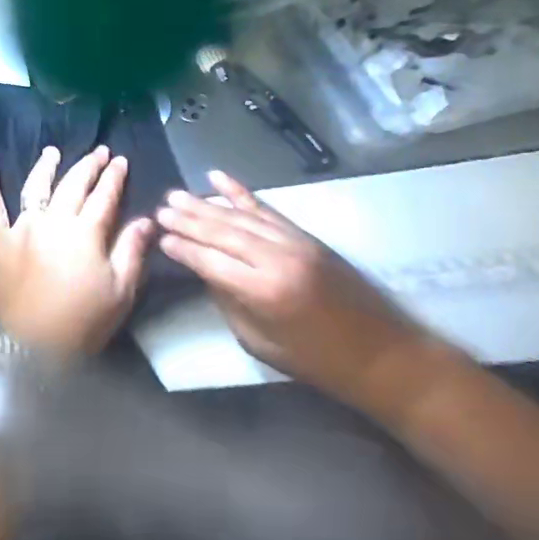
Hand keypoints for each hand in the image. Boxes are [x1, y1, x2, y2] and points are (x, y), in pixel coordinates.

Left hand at [0, 145, 155, 359]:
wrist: (26, 351)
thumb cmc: (80, 323)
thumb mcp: (119, 291)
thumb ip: (131, 250)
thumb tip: (146, 219)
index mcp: (85, 232)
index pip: (104, 195)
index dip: (114, 177)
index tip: (122, 160)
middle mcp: (53, 220)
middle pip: (73, 185)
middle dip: (89, 165)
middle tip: (100, 152)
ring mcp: (21, 227)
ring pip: (35, 186)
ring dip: (47, 166)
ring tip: (53, 151)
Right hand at [157, 171, 447, 410]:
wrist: (378, 351)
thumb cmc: (316, 360)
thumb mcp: (261, 343)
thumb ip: (230, 303)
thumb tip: (207, 273)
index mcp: (263, 292)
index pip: (211, 261)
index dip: (184, 249)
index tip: (160, 236)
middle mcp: (276, 258)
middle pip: (223, 231)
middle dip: (189, 220)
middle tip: (161, 208)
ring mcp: (293, 241)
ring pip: (241, 216)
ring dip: (207, 204)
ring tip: (177, 195)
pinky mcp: (305, 235)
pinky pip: (267, 209)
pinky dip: (241, 193)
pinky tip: (219, 179)